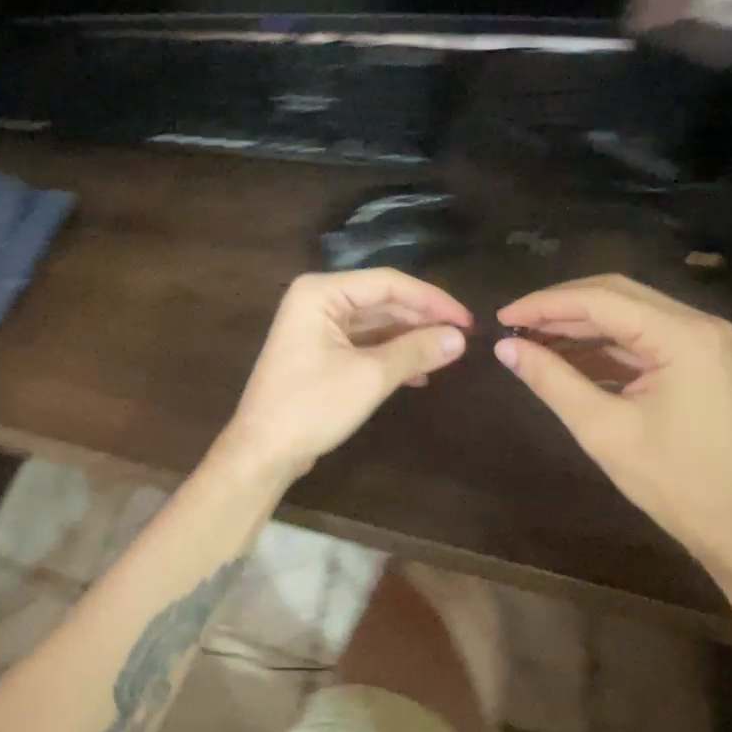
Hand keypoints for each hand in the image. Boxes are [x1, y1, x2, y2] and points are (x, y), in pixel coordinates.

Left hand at [217, 269, 471, 481]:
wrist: (263, 449)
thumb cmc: (311, 406)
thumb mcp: (369, 377)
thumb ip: (415, 351)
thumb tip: (460, 338)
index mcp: (321, 292)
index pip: (387, 282)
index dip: (431, 299)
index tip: (469, 320)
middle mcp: (316, 300)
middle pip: (381, 299)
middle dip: (422, 318)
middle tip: (464, 338)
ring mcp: (315, 326)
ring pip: (374, 322)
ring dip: (409, 338)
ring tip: (449, 354)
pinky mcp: (318, 351)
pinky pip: (362, 342)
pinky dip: (390, 354)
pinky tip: (420, 373)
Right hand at [494, 274, 731, 573]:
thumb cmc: (678, 484)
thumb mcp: (603, 430)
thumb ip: (551, 380)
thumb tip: (503, 347)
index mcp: (684, 337)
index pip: (600, 299)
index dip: (544, 304)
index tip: (500, 317)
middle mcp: (701, 326)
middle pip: (616, 295)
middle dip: (560, 307)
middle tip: (513, 325)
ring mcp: (709, 342)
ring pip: (629, 314)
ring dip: (580, 325)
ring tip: (532, 340)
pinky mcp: (707, 361)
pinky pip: (646, 337)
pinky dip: (605, 344)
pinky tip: (568, 358)